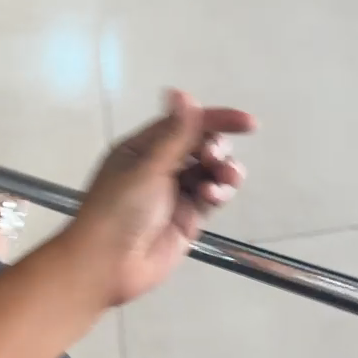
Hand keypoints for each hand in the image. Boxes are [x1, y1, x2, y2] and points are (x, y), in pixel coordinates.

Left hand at [64, 89, 253, 306]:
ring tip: (223, 180)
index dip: (215, 120)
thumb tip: (181, 93)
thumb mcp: (147, 167)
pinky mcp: (187, 217)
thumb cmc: (119, 209)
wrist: (109, 263)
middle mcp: (157, 166)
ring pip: (210, 172)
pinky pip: (211, 195)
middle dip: (216, 148)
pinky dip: (219, 192)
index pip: (182, 124)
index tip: (249, 123)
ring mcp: (173, 192)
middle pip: (200, 146)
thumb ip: (173, 134)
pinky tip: (214, 196)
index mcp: (140, 148)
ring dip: (223, 171)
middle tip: (215, 160)